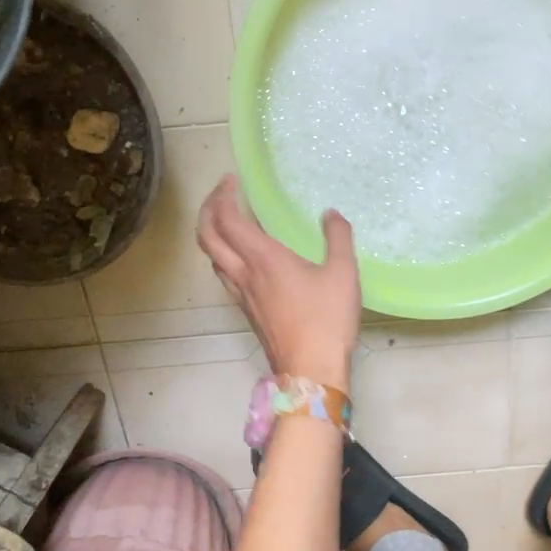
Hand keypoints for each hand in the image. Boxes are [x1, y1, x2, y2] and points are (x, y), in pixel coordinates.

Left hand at [197, 176, 359, 389]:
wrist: (310, 371)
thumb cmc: (327, 320)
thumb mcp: (343, 273)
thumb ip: (337, 238)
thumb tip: (331, 214)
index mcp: (262, 258)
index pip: (227, 218)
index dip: (223, 195)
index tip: (232, 180)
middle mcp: (243, 274)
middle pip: (207, 236)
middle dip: (208, 210)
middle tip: (222, 195)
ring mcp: (241, 295)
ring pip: (212, 258)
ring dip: (212, 235)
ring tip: (230, 223)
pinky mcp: (247, 312)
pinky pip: (224, 276)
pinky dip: (224, 256)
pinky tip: (245, 259)